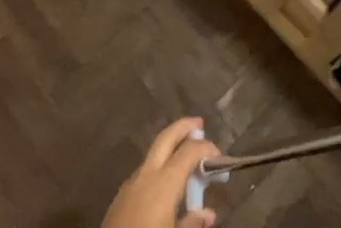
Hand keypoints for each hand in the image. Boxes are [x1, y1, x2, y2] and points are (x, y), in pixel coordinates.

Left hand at [101, 117, 219, 227]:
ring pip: (153, 154)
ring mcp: (131, 182)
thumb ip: (192, 223)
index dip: (206, 148)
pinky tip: (166, 182)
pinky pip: (144, 171)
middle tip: (199, 123)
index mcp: (164, 183)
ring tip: (186, 155)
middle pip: (165, 139)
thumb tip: (208, 214)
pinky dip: (159, 165)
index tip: (219, 155)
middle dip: (182, 127)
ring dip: (170, 147)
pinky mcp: (121, 194)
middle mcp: (147, 174)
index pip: (188, 152)